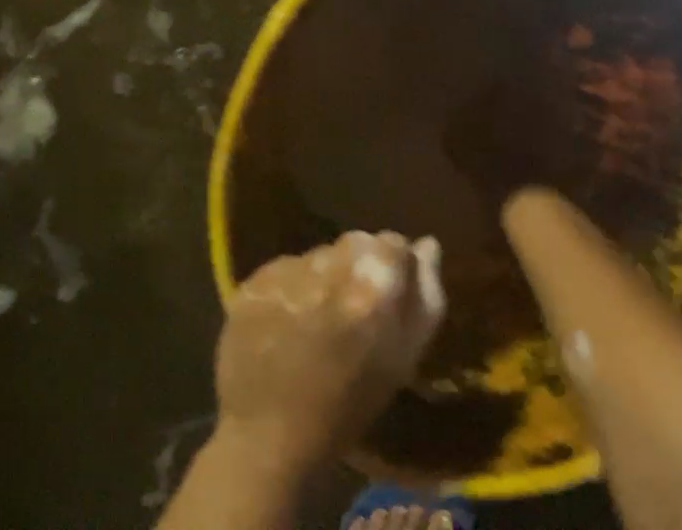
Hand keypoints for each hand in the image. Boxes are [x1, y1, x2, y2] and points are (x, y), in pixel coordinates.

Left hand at [214, 231, 445, 473]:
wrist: (268, 437)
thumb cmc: (348, 406)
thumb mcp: (403, 358)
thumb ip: (425, 295)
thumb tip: (427, 244)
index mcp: (376, 286)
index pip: (393, 243)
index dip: (393, 268)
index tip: (387, 296)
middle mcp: (332, 267)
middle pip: (356, 243)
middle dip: (358, 266)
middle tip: (350, 308)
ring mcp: (288, 272)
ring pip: (319, 255)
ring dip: (324, 276)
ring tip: (316, 317)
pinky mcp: (254, 281)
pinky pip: (284, 268)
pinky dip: (290, 287)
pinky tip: (286, 321)